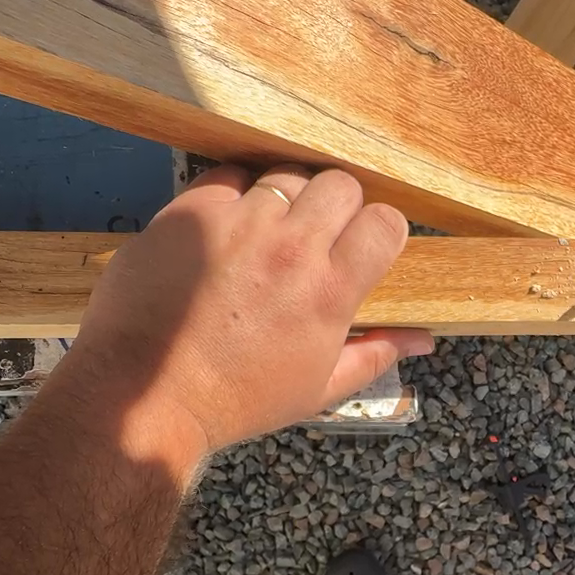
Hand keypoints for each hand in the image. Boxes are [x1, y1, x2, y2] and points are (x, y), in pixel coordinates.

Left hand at [60, 164, 431, 456]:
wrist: (150, 396)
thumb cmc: (242, 400)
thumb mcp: (320, 388)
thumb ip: (376, 355)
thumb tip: (425, 340)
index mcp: (331, 291)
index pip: (386, 222)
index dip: (381, 231)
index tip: (362, 248)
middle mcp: (292, 247)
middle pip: (341, 184)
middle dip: (339, 206)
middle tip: (317, 237)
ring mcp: (238, 223)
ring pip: (286, 174)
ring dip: (288, 198)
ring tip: (268, 231)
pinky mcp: (190, 212)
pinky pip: (228, 175)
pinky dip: (235, 194)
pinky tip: (227, 227)